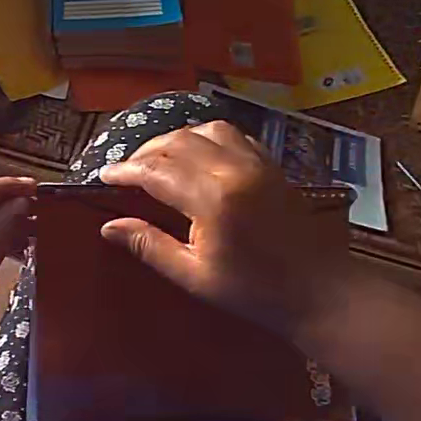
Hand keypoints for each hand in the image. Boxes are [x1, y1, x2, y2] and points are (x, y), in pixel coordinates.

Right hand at [97, 122, 355, 338]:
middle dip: (146, 151)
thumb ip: (150, 245)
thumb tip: (109, 226)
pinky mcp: (272, 164)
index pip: (155, 171)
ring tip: (159, 159)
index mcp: (212, 199)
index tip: (104, 177)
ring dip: (177, 139)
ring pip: (207, 129)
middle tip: (127, 170)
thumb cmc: (253, 291)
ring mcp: (257, 162)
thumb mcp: (194, 276)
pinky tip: (199, 155)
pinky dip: (208, 138)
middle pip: (178, 141)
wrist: (317, 290)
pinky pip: (234, 135)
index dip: (125, 171)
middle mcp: (234, 168)